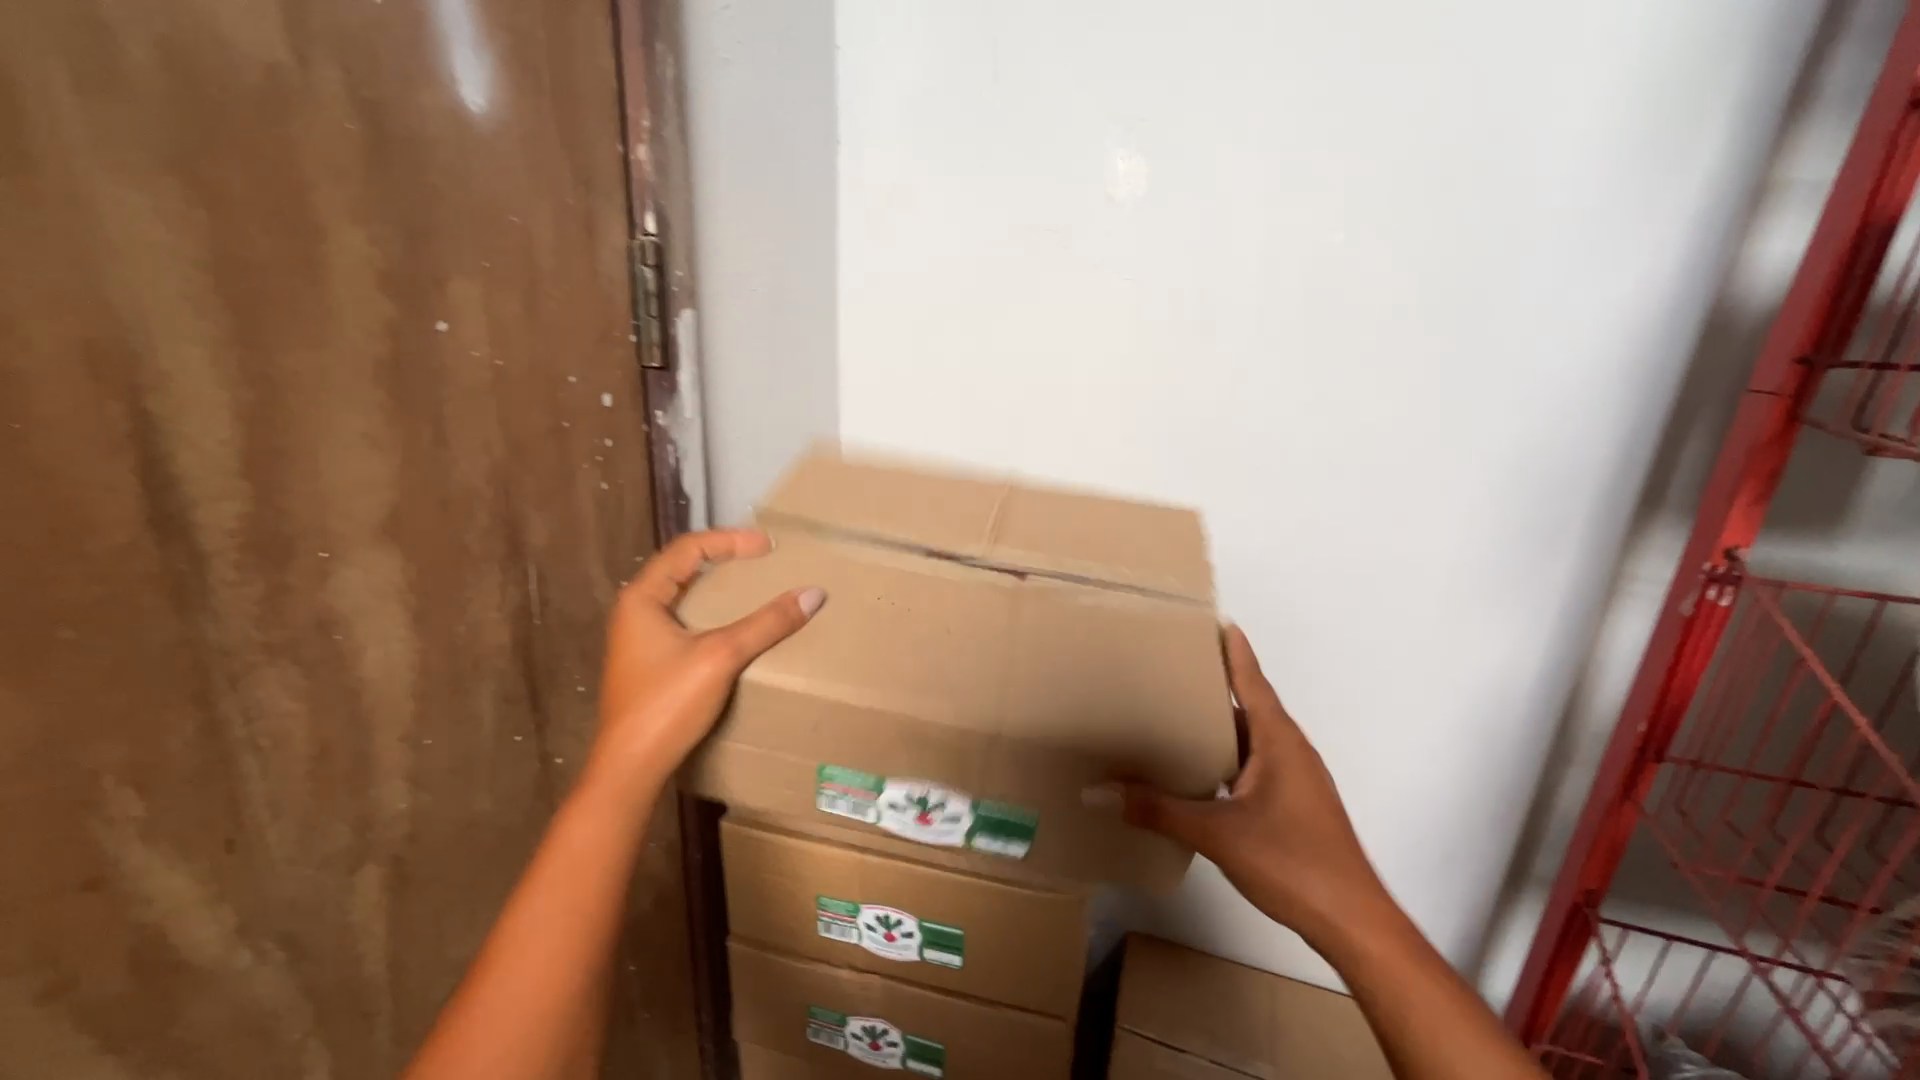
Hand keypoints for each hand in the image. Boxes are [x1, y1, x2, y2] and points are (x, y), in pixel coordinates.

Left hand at [584, 528, 824, 807]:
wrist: (630, 768)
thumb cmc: (668, 704)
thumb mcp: (722, 656)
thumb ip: (767, 623)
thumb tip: (813, 593)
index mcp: (642, 598)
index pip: (688, 548)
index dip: (730, 540)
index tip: (767, 546)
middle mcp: (635, 612)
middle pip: (683, 569)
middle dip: (725, 560)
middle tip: (764, 561)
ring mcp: (639, 640)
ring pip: (684, 598)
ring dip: (719, 589)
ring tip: (755, 589)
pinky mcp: (649, 665)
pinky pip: (685, 623)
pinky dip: (713, 615)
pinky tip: (736, 629)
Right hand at [1123, 625, 1388, 946]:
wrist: (1352, 920)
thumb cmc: (1292, 861)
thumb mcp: (1217, 833)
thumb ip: (1158, 810)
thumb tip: (1099, 791)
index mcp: (1279, 742)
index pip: (1254, 683)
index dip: (1234, 652)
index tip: (1216, 621)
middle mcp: (1291, 753)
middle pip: (1250, 709)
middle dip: (1215, 688)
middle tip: (1174, 669)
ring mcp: (1296, 782)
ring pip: (1251, 742)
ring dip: (1219, 730)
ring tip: (1176, 718)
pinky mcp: (1294, 807)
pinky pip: (1254, 768)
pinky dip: (1226, 761)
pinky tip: (1199, 777)